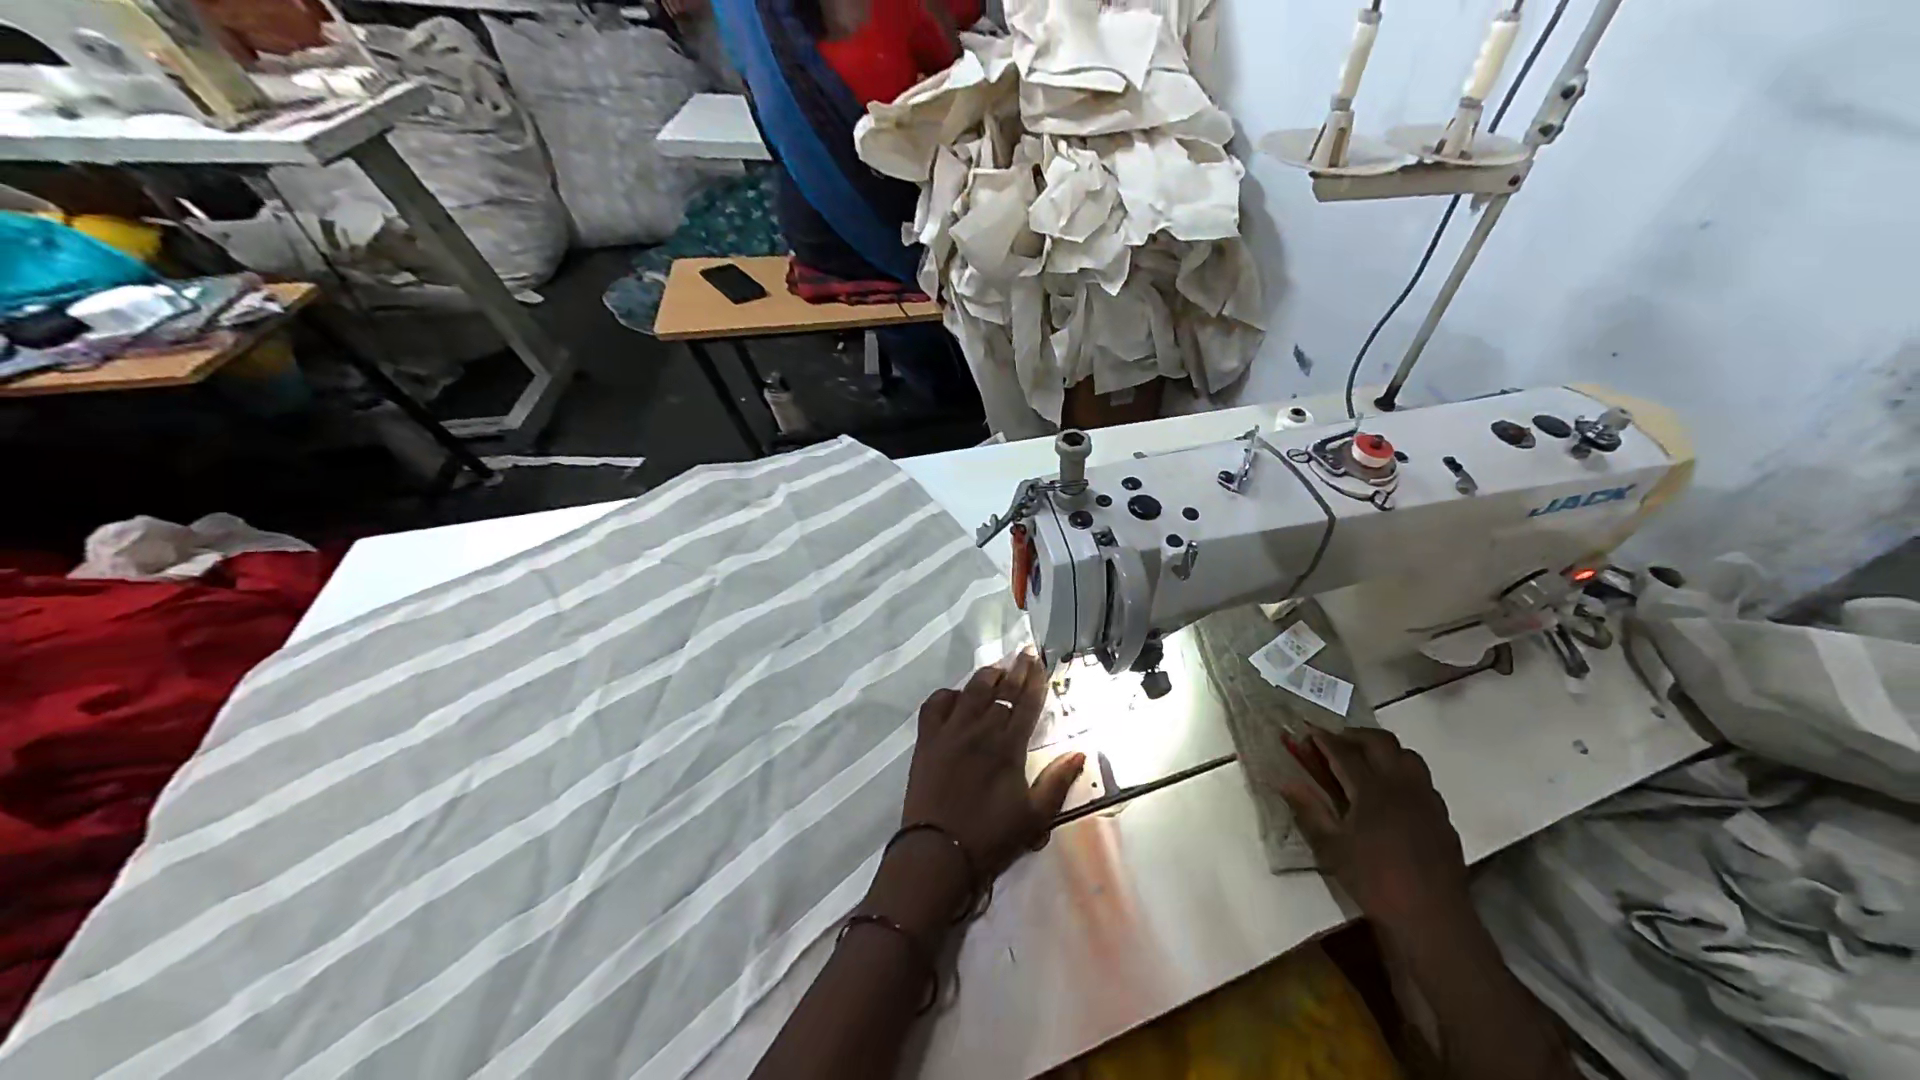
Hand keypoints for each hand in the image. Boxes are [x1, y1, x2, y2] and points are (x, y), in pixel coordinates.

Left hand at [902, 650, 1085, 877]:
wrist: (937, 853)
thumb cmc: (991, 838)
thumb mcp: (1035, 817)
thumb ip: (1057, 782)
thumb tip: (1079, 753)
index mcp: (1008, 747)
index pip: (1025, 704)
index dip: (1034, 680)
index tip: (1039, 661)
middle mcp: (979, 731)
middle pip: (1000, 691)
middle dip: (1015, 670)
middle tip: (1024, 654)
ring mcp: (949, 733)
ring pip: (970, 692)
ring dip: (985, 677)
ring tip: (996, 670)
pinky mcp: (926, 741)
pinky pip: (935, 705)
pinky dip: (948, 695)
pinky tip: (956, 697)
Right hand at [1280, 729, 1470, 934]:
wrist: (1431, 918)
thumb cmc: (1373, 880)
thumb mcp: (1330, 847)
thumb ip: (1308, 809)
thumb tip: (1285, 782)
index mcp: (1372, 788)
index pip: (1344, 750)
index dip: (1323, 739)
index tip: (1306, 734)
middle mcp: (1402, 785)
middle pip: (1380, 742)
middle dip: (1354, 736)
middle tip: (1333, 743)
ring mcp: (1427, 799)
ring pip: (1407, 756)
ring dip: (1382, 751)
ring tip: (1363, 763)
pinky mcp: (1442, 817)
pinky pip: (1422, 780)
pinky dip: (1402, 774)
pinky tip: (1390, 795)